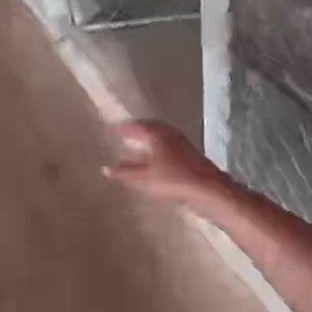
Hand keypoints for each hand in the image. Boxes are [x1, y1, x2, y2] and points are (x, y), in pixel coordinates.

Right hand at [104, 120, 230, 205]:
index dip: (124, 127)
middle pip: (150, 127)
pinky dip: (156, 147)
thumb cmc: (173, 178)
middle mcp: (169, 133)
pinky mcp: (188, 153)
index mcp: (158, 133)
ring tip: (136, 144)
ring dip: (147, 138)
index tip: (112, 127)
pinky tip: (152, 158)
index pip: (137, 125)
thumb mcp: (145, 177)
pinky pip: (167, 145)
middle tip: (124, 132)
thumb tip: (105, 169)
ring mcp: (180, 142)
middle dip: (137, 130)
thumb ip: (125, 173)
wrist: (206, 187)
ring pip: (160, 136)